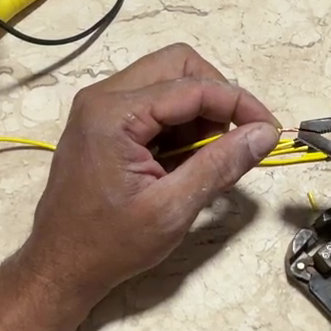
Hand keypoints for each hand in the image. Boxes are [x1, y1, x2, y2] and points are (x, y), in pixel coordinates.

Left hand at [21, 44, 278, 301]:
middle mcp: (102, 97)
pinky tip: (182, 163)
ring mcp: (100, 108)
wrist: (61, 266)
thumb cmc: (110, 244)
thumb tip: (265, 134)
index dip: (239, 103)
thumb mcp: (172, 209)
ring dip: (198, 113)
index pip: (192, 85)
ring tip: (204, 161)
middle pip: (178, 65)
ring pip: (167, 81)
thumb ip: (219, 165)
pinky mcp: (103, 123)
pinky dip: (179, 125)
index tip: (269, 131)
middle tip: (234, 140)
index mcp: (113, 114)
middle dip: (216, 97)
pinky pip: (153, 104)